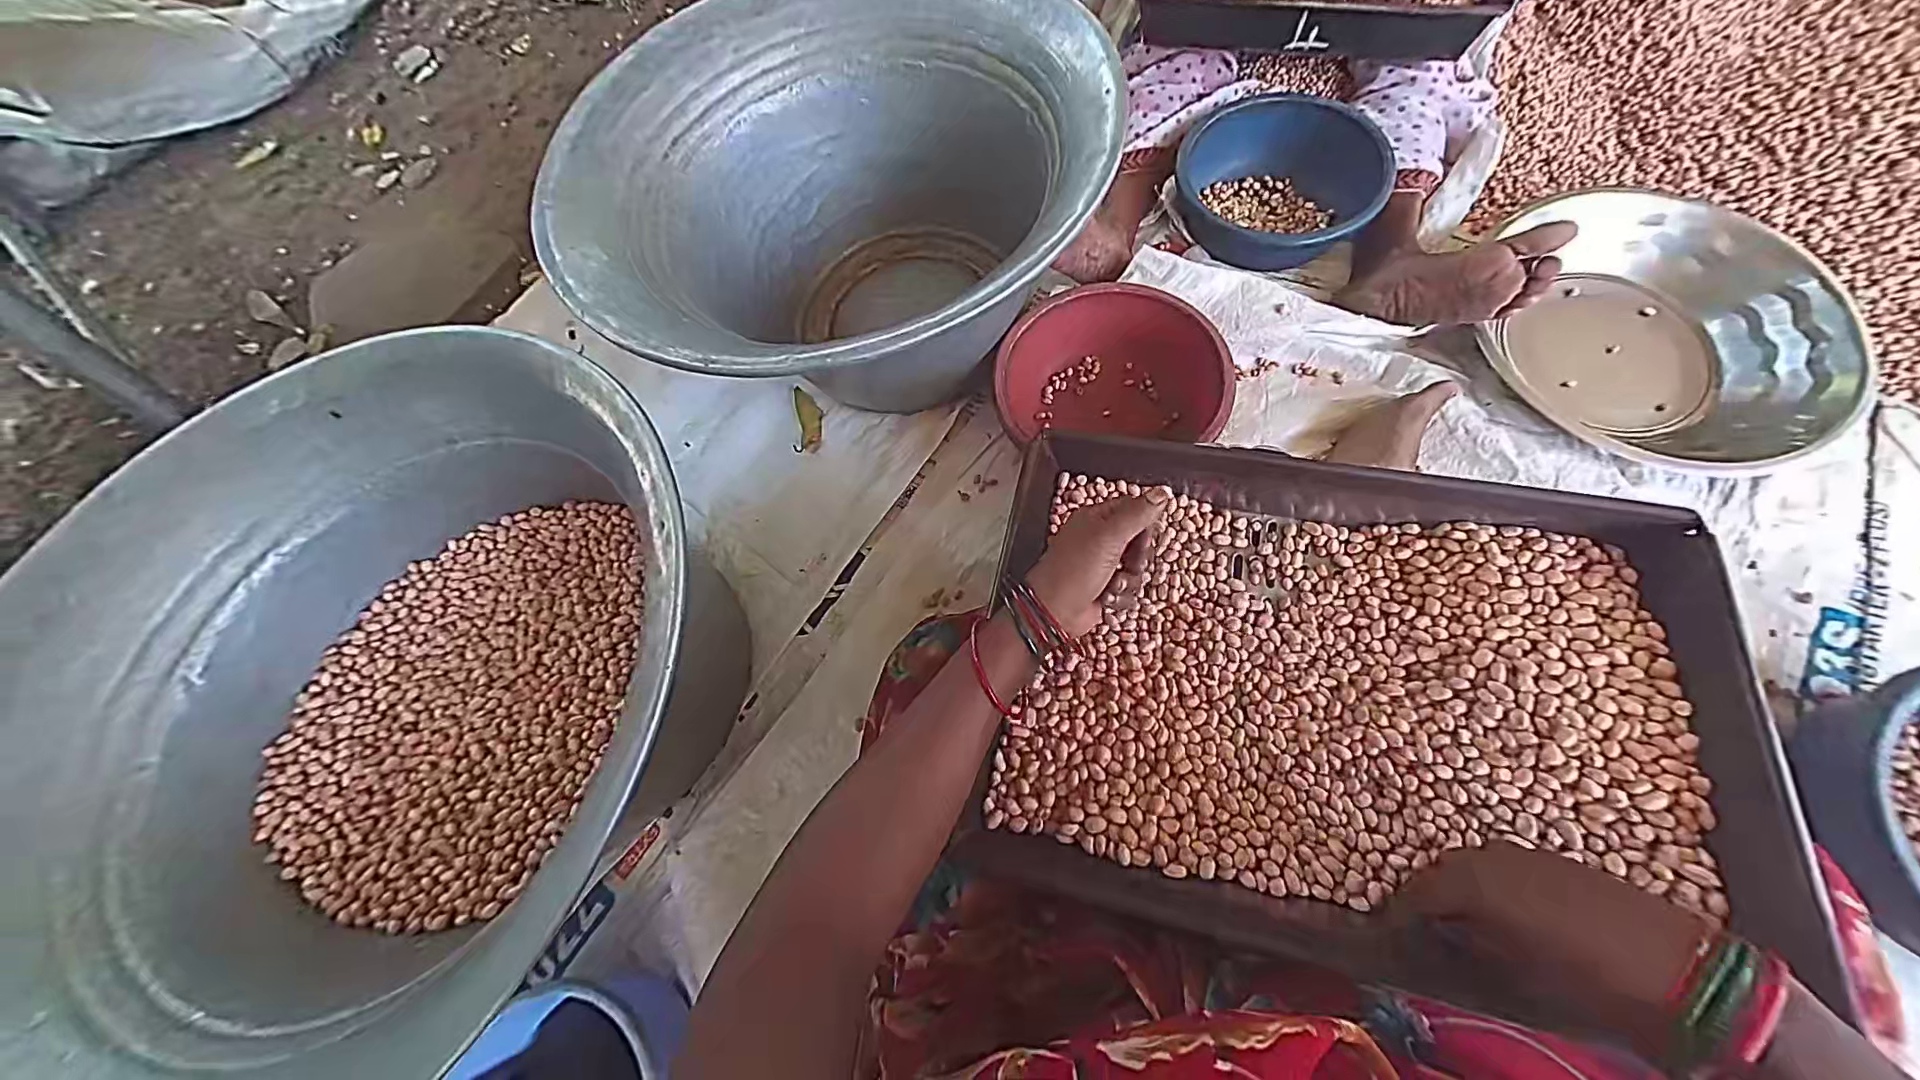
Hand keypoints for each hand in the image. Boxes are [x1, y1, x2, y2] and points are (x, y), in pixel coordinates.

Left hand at [1023, 489, 1169, 637]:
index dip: (1145, 524)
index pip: (1135, 509)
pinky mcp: (1105, 588)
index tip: (1142, 536)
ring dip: (1129, 581)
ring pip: (1138, 569)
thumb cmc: (1074, 570)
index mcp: (1097, 518)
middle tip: (1126, 563)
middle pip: (1141, 542)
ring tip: (1112, 585)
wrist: (1054, 611)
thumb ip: (1137, 513)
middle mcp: (1100, 539)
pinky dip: (1121, 597)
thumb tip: (1162, 492)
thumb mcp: (1109, 535)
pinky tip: (1106, 598)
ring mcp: (1102, 565)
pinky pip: (1130, 590)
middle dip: (1138, 558)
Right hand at [1339, 220, 1577, 325]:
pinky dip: (1513, 303)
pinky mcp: (1463, 321)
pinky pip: (1501, 311)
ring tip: (1537, 274)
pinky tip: (1513, 299)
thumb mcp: (1392, 234)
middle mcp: (1485, 288)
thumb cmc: (1381, 280)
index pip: (1526, 245)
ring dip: (1530, 284)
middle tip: (1549, 252)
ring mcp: (1476, 308)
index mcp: (1478, 265)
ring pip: (1520, 294)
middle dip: (1540, 261)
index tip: (1567, 229)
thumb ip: (1407, 203)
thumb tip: (1414, 175)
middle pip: (1528, 273)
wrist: (1366, 315)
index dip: (1548, 236)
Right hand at [1388, 843, 1710, 1056]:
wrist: (1690, 975)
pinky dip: (1492, 882)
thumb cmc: (1594, 983)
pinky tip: (1506, 909)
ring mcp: (1524, 853)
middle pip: (1439, 871)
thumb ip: (1468, 944)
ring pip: (1471, 864)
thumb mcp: (1519, 975)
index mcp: (1471, 881)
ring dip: (1461, 886)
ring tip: (1466, 917)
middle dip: (1429, 895)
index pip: (1415, 892)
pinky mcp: (1554, 859)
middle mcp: (1488, 856)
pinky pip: (1503, 865)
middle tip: (1426, 924)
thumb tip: (1441, 933)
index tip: (1395, 929)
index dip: (1402, 913)